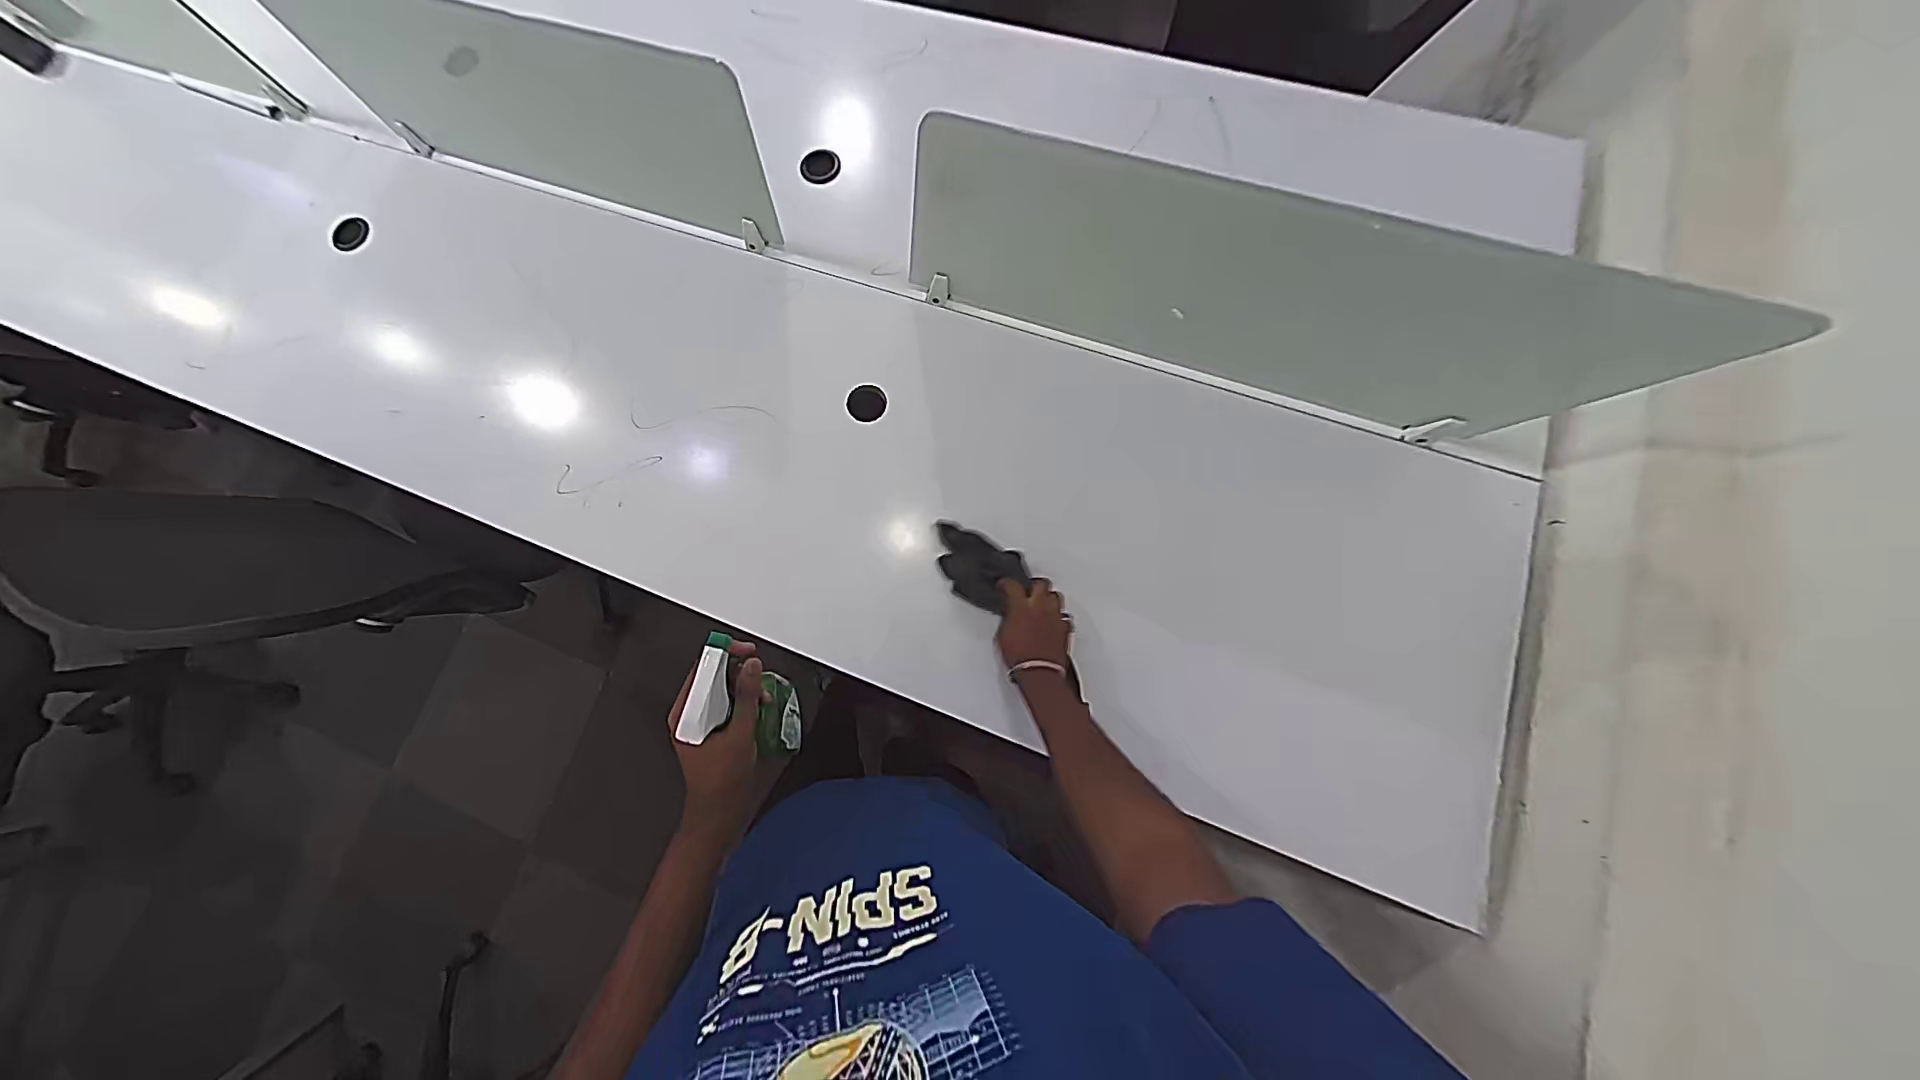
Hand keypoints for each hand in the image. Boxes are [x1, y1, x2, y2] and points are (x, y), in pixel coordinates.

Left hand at [666, 640, 781, 842]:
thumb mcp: (740, 733)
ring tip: (760, 699)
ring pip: (720, 689)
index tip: (746, 650)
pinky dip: (742, 701)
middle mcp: (687, 715)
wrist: (717, 812)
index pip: (702, 669)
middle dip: (739, 673)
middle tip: (758, 673)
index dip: (725, 654)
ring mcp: (697, 722)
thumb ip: (747, 697)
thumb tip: (751, 667)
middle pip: (712, 677)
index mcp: (685, 713)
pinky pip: (724, 704)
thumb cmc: (722, 781)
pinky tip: (756, 709)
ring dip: (743, 688)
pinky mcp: (708, 729)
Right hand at [995, 578, 1072, 669]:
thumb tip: (1010, 614)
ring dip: (1048, 598)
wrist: (1039, 672)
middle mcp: (1040, 607)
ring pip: (1055, 596)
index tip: (1004, 585)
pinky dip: (1058, 616)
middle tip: (1027, 591)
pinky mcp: (1065, 627)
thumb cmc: (1021, 657)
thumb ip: (1008, 618)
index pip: (1012, 585)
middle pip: (1041, 583)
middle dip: (1033, 585)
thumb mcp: (1002, 635)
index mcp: (1021, 606)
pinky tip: (1052, 620)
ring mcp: (1055, 616)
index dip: (1006, 583)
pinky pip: (1064, 615)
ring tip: (1041, 604)